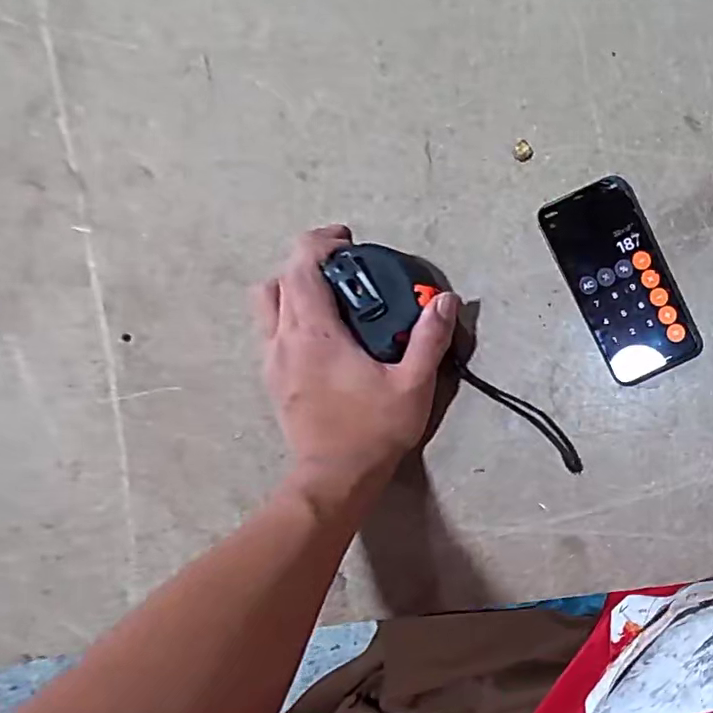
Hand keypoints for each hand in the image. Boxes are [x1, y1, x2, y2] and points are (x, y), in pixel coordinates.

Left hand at [251, 225, 457, 499]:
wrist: (336, 473)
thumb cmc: (376, 427)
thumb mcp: (415, 383)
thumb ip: (430, 338)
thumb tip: (445, 301)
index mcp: (316, 333)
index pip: (302, 268)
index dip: (320, 243)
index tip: (347, 239)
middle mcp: (284, 338)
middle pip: (278, 280)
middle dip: (306, 263)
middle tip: (344, 268)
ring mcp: (272, 359)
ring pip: (266, 304)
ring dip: (292, 288)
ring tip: (330, 297)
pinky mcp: (272, 378)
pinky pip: (271, 330)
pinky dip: (291, 315)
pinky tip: (323, 334)